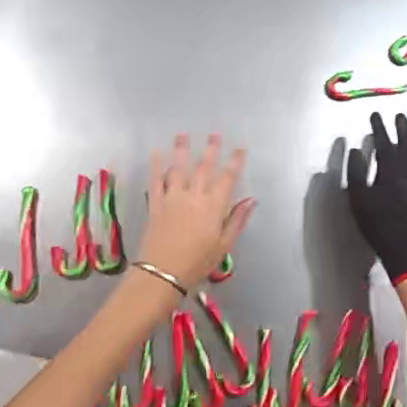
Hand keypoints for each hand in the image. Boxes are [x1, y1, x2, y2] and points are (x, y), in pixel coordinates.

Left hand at [137, 134, 255, 289]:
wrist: (163, 272)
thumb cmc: (198, 262)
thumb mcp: (224, 245)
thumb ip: (237, 220)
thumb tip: (251, 201)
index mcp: (214, 206)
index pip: (228, 178)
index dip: (235, 162)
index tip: (240, 150)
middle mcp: (194, 196)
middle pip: (203, 167)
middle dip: (211, 149)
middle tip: (214, 134)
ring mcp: (173, 197)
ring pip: (178, 168)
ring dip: (182, 150)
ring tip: (183, 135)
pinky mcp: (155, 203)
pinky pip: (156, 180)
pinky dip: (157, 165)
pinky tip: (157, 153)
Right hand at [346, 112, 406, 281]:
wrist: (402, 239)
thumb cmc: (376, 219)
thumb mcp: (358, 196)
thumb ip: (356, 171)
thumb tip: (355, 149)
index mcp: (389, 168)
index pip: (384, 141)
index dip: (379, 127)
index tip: (375, 115)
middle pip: (406, 142)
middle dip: (402, 127)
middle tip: (399, 115)